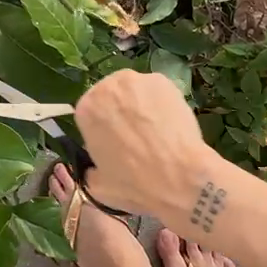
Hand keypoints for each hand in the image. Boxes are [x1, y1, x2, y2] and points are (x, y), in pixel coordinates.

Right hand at [74, 71, 216, 220]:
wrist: (180, 178)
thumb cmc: (136, 184)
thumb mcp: (99, 186)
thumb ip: (90, 170)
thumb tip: (94, 167)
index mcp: (86, 109)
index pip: (91, 114)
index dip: (103, 130)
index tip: (114, 145)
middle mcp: (107, 86)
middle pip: (111, 97)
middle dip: (121, 113)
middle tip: (136, 137)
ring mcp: (136, 80)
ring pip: (135, 92)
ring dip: (141, 106)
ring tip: (157, 132)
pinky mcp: (163, 81)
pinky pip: (157, 92)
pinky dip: (162, 105)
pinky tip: (171, 126)